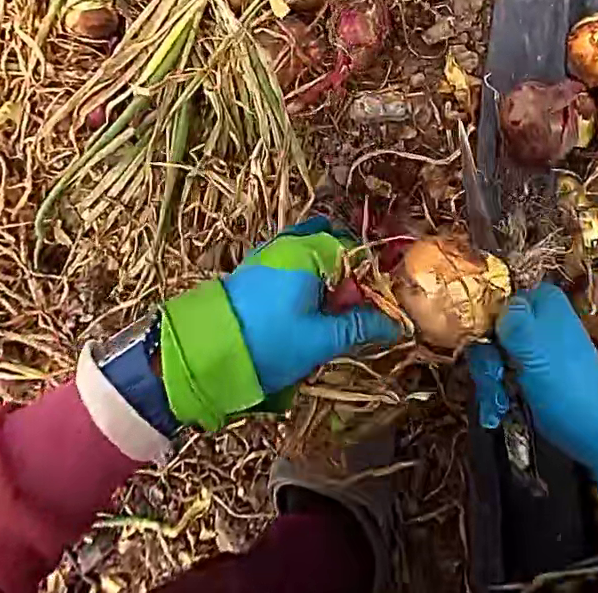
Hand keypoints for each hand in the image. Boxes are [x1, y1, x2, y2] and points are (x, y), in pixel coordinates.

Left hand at [223, 220, 401, 393]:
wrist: (202, 354)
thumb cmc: (267, 342)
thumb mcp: (320, 340)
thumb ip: (360, 327)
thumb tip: (396, 325)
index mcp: (309, 251)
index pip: (356, 254)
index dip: (368, 283)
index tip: (372, 312)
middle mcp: (290, 242)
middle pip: (336, 253)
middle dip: (347, 283)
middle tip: (345, 317)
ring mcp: (269, 252)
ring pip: (314, 259)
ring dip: (326, 284)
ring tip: (324, 319)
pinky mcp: (255, 268)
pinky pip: (293, 265)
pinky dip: (306, 283)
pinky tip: (303, 312)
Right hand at [478, 285, 597, 518]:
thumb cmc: (568, 388)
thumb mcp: (535, 347)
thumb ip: (510, 318)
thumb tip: (492, 300)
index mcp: (541, 299)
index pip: (492, 297)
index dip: (482, 326)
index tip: (487, 351)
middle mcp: (537, 316)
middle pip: (488, 329)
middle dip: (486, 361)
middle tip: (497, 381)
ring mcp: (534, 346)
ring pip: (491, 355)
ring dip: (489, 382)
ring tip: (500, 404)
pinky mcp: (531, 373)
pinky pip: (500, 375)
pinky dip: (496, 393)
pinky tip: (501, 410)